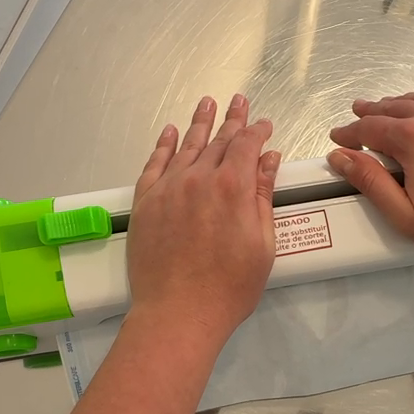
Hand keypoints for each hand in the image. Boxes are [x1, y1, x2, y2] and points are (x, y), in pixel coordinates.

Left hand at [126, 93, 280, 341]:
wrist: (178, 313)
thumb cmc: (229, 288)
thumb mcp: (262, 245)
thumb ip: (263, 198)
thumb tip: (268, 160)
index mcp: (232, 187)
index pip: (247, 146)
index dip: (257, 132)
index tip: (264, 125)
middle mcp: (198, 178)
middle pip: (218, 140)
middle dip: (231, 120)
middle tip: (238, 100)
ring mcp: (168, 188)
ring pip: (186, 145)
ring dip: (200, 123)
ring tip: (208, 103)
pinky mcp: (145, 202)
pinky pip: (154, 164)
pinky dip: (164, 145)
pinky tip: (171, 132)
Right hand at [327, 76, 413, 261]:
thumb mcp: (405, 214)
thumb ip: (371, 182)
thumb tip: (343, 158)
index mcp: (413, 140)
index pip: (370, 128)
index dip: (350, 133)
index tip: (340, 138)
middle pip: (394, 108)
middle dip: (372, 112)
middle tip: (358, 114)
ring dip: (402, 101)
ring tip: (388, 105)